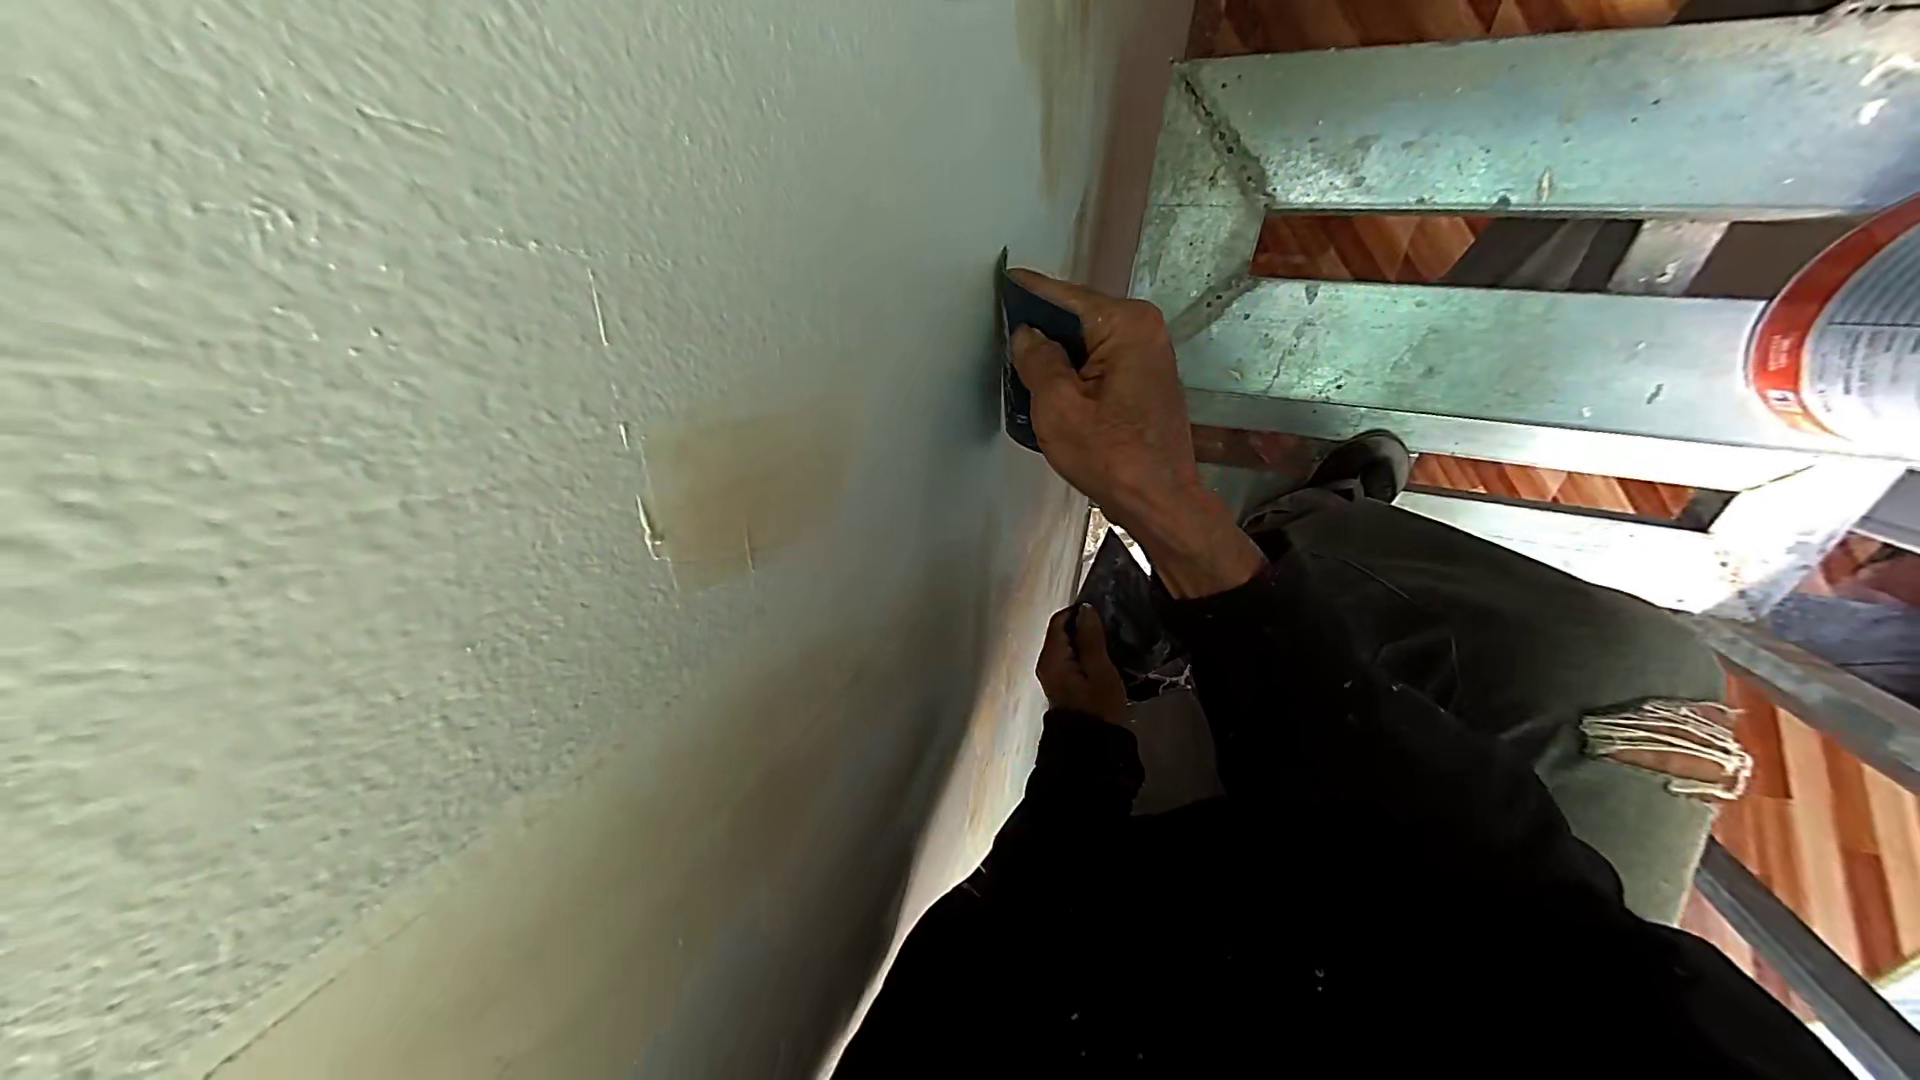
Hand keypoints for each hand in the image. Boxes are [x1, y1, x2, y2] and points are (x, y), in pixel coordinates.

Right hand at [1009, 269, 1264, 596]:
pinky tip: (1049, 390)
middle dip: (1041, 331)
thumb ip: (1038, 361)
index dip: (1028, 293)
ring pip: (1086, 343)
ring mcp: (1148, 355)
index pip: (1064, 297)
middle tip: (1004, 345)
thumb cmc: (1111, 457)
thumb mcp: (1058, 407)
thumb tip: (1027, 335)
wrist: (1160, 501)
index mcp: (1126, 325)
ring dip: (1055, 356)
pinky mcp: (1145, 380)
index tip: (1002, 280)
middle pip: (1077, 318)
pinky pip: (1099, 363)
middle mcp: (1144, 329)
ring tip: (1019, 371)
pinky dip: (1073, 372)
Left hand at [1036, 604, 1127, 723]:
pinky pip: (1068, 656)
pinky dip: (1081, 651)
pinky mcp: (1060, 682)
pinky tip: (1100, 655)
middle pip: (1060, 631)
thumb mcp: (1100, 670)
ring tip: (1108, 638)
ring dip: (1083, 638)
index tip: (1101, 612)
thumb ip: (1091, 638)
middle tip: (1108, 625)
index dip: (1077, 612)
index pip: (1058, 621)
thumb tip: (1085, 609)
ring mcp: (1051, 673)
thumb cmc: (1098, 707)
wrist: (1091, 745)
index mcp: (1051, 658)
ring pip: (1065, 644)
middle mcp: (1045, 662)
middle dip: (1081, 624)